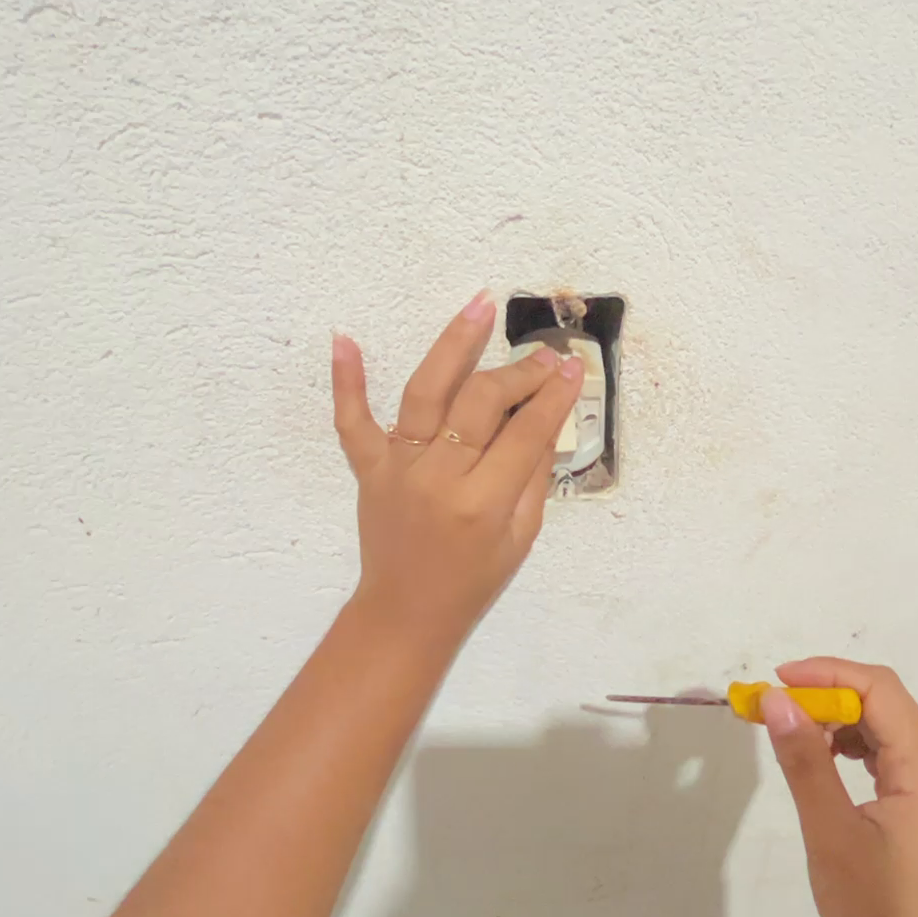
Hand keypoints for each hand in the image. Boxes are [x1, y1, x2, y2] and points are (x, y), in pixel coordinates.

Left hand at [330, 291, 582, 632]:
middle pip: (481, 403)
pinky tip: (344, 339)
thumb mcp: (522, 536)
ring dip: (454, 344)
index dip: (554, 397)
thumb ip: (532, 475)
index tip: (573, 369)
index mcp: (482, 504)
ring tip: (480, 305)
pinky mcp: (369, 468)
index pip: (526, 434)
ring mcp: (397, 469)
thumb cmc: (474, 579)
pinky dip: (346, 381)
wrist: (407, 611)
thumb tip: (545, 416)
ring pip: (426, 393)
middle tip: (545, 356)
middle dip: (519, 372)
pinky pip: (352, 421)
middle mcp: (438, 478)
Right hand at [761, 659, 917, 916]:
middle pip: (886, 704)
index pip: (879, 689)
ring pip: (889, 727)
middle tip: (776, 708)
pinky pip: (896, 756)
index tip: (775, 682)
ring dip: (840, 720)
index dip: (826, 672)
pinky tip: (828, 760)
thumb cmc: (877, 911)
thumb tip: (776, 698)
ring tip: (796, 735)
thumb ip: (804, 760)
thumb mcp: (830, 834)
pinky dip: (857, 746)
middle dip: (828, 695)